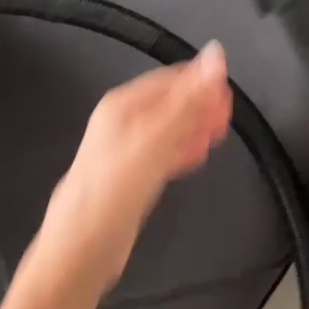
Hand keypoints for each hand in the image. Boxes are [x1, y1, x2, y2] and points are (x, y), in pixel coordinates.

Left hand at [39, 42, 233, 282]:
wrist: (80, 253)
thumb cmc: (113, 192)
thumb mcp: (154, 141)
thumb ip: (187, 100)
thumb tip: (216, 55)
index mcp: (122, 105)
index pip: (172, 79)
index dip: (202, 83)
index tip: (228, 98)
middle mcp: (122, 122)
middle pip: (171, 102)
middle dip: (200, 107)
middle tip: (224, 121)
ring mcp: (126, 150)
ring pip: (170, 128)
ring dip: (194, 128)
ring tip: (217, 137)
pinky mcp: (132, 177)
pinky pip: (164, 153)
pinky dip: (183, 150)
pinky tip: (196, 157)